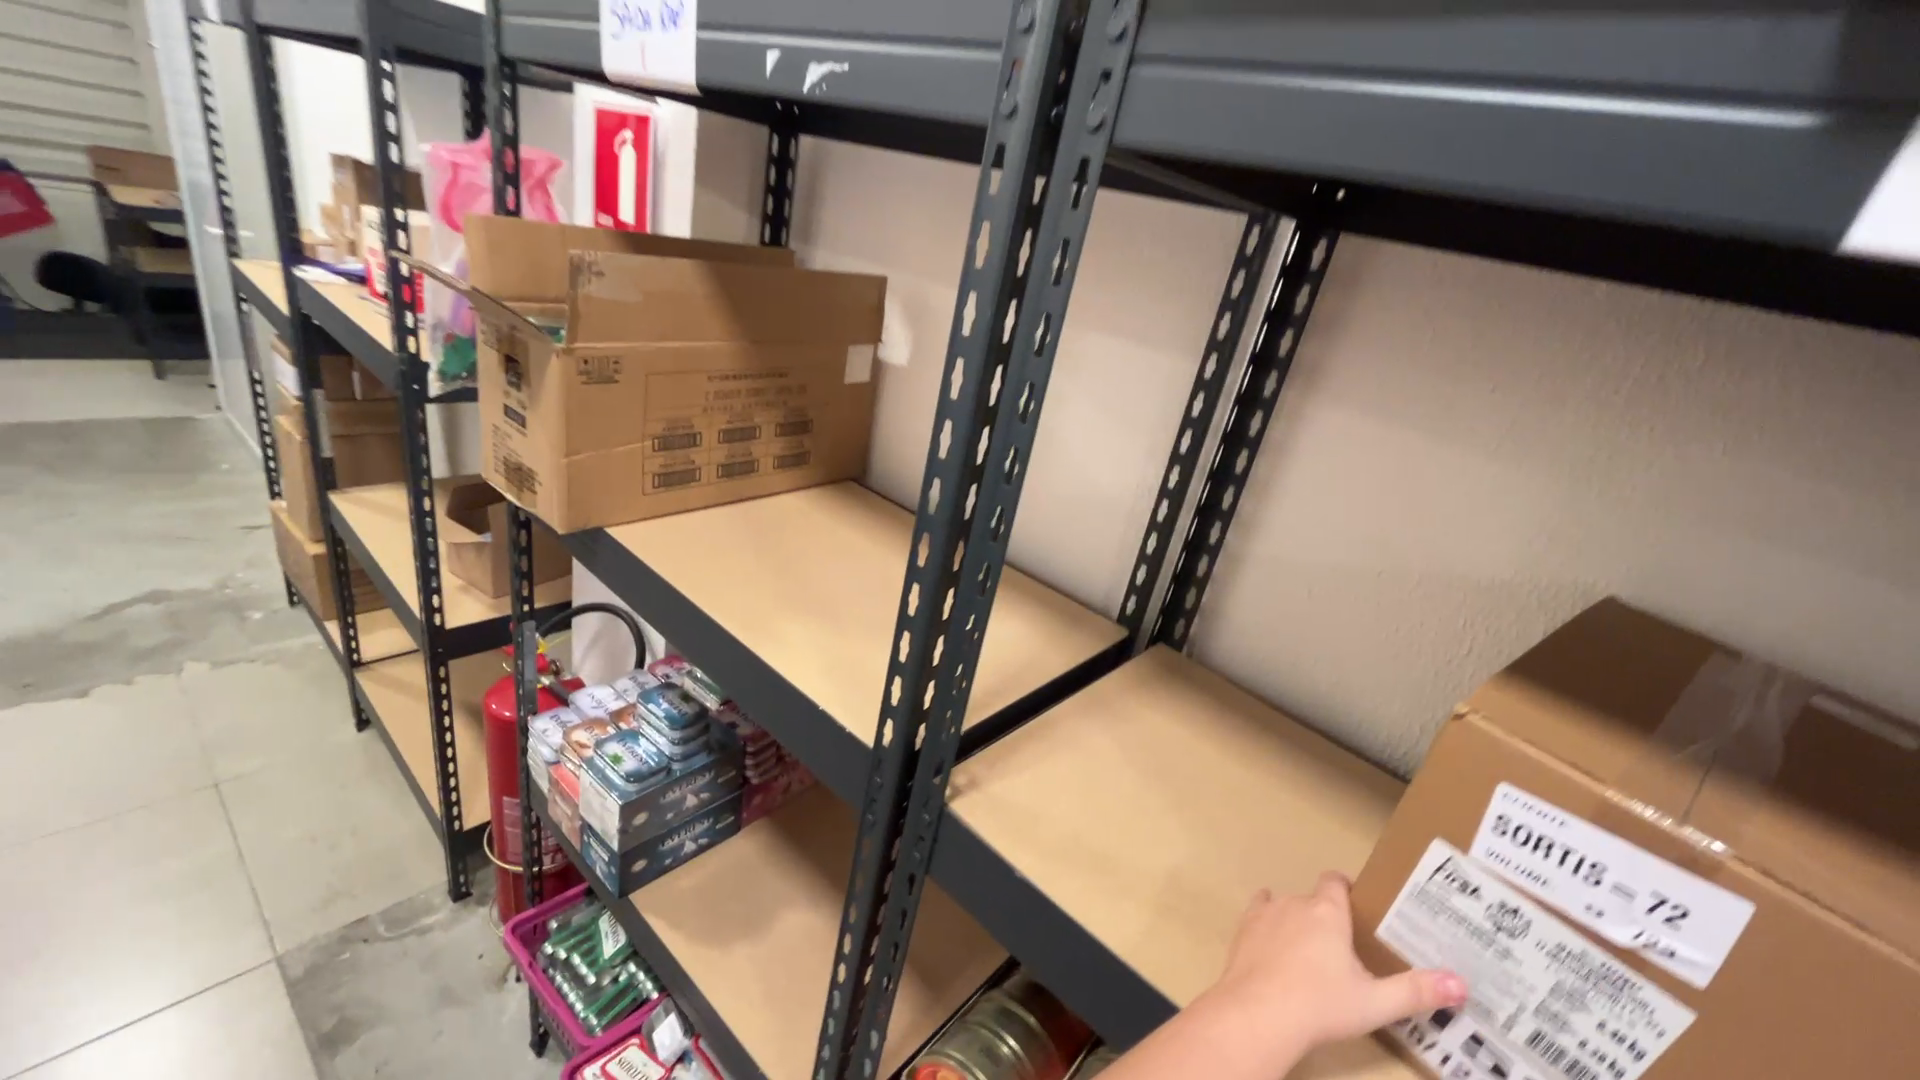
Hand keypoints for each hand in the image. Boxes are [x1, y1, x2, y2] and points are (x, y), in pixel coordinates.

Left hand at [1203, 873, 1466, 1055]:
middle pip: (1312, 898)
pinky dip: (1266, 921)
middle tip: (1339, 942)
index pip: (1334, 882)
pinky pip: (1256, 913)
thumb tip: (1461, 983)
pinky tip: (1270, 934)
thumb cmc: (1321, 1004)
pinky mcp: (1242, 930)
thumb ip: (1417, 991)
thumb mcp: (1376, 1002)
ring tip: (1307, 946)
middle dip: (1324, 914)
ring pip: (1283, 905)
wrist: (1260, 1012)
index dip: (1344, 888)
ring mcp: (1264, 914)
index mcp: (1327, 912)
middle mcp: (1294, 903)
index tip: (1355, 903)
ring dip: (1294, 919)